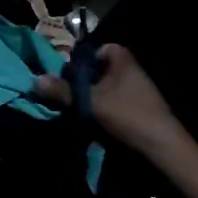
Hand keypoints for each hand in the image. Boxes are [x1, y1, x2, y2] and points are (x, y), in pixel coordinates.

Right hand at [34, 44, 189, 156]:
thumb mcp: (91, 102)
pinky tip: (95, 126)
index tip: (70, 75)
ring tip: (77, 113)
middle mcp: (133, 71)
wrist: (162, 147)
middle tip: (67, 96)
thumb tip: (35, 80)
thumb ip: (63, 91)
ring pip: (107, 91)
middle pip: (101, 71)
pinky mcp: (140, 111)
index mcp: (124, 60)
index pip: (101, 50)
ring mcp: (139, 92)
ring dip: (92, 101)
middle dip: (84, 83)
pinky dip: (104, 112)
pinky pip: (116, 106)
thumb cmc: (128, 116)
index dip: (84, 60)